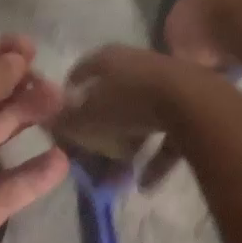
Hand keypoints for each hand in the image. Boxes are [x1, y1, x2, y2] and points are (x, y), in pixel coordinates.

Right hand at [61, 45, 240, 188]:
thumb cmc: (130, 104)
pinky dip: (154, 158)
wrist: (194, 104)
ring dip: (127, 146)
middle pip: (109, 97)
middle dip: (100, 131)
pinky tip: (146, 184)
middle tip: (91, 159)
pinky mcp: (187, 105)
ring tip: (118, 178)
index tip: (62, 124)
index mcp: (106, 58)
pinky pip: (164, 133)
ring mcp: (162, 83)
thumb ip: (67, 120)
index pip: (79, 74)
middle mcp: (133, 64)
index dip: (67, 98)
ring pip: (137, 117)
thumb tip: (47, 121)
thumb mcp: (90, 116)